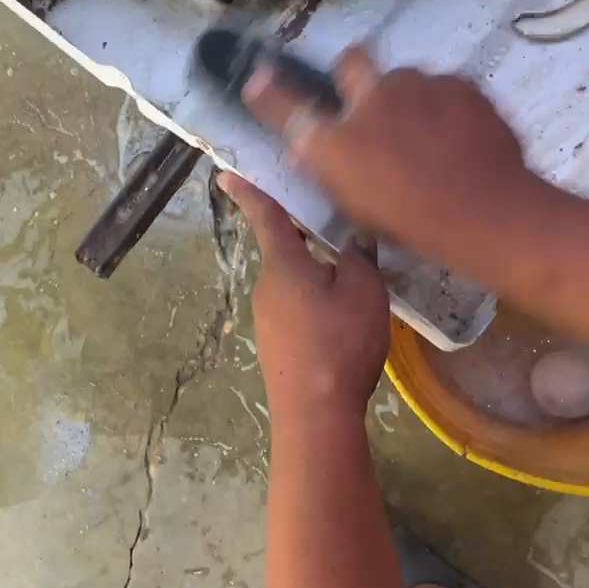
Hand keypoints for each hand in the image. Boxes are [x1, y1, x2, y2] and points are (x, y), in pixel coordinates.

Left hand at [219, 172, 389, 427]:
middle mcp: (266, 286)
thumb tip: (355, 239)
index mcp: (282, 264)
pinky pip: (295, 311)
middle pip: (285, 252)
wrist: (315, 412)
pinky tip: (341, 323)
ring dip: (316, 278)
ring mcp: (266, 319)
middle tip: (335, 232)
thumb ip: (359, 258)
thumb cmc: (339, 341)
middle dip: (306, 241)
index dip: (248, 191)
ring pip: (293, 284)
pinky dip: (314, 306)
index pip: (264, 216)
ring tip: (354, 287)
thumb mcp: (364, 292)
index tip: (224, 174)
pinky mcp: (275, 345)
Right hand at [243, 46, 544, 258]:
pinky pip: (444, 87)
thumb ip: (328, 167)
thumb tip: (303, 145)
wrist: (486, 211)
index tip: (257, 79)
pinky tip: (456, 135)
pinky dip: (444, 106)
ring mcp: (420, 85)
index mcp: (339, 136)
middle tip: (369, 102)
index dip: (270, 91)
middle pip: (352, 61)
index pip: (291, 105)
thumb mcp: (356, 204)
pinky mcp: (463, 85)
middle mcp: (370, 99)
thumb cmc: (411, 220)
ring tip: (427, 134)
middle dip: (353, 73)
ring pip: (404, 78)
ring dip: (406, 97)